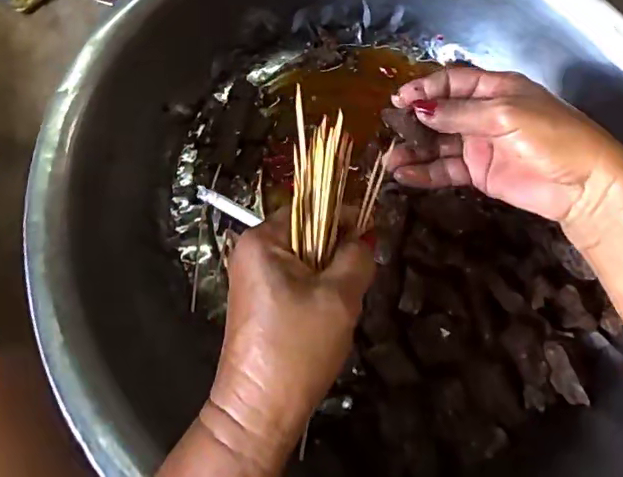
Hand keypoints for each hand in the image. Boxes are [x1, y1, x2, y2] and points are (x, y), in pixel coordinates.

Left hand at [202, 213, 374, 466]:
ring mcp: (254, 278)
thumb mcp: (340, 296)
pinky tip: (327, 318)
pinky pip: (298, 281)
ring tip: (342, 303)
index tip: (370, 233)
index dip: (343, 215)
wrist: (256, 417)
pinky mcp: (261, 303)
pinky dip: (318, 293)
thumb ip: (358, 255)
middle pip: (310, 232)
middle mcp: (252, 251)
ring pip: (308, 259)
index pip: (311, 206)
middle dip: (337, 253)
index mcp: (262, 239)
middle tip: (355, 280)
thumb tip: (366, 234)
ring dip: (331, 276)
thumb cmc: (296, 348)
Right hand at [388, 67, 622, 239]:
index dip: (426, 88)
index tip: (401, 99)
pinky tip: (406, 175)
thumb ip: (460, 113)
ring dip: (416, 149)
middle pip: (442, 111)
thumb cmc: (551, 136)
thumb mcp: (505, 115)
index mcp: (495, 87)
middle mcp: (484, 112)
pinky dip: (426, 172)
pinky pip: (447, 169)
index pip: (452, 81)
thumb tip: (420, 109)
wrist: (584, 185)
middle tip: (390, 128)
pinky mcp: (481, 173)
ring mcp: (481, 143)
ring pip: (440, 142)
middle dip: (415, 119)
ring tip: (390, 158)